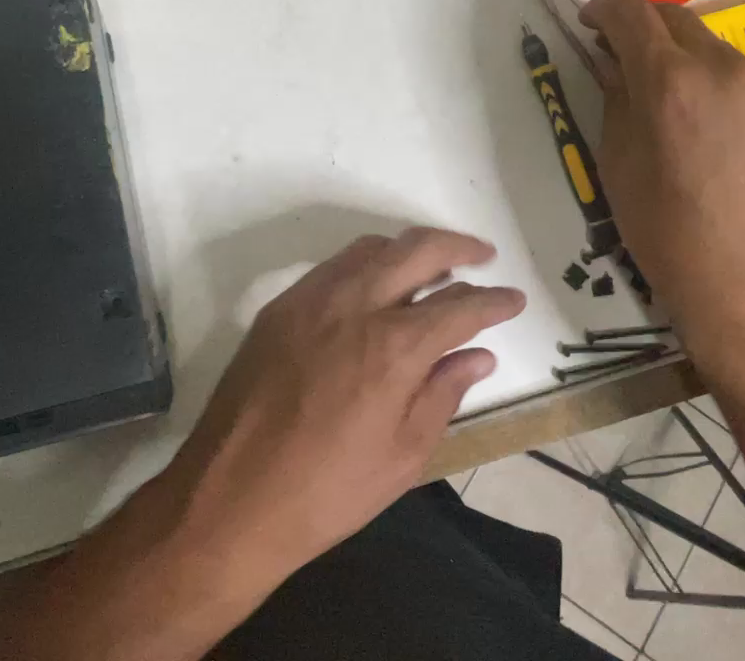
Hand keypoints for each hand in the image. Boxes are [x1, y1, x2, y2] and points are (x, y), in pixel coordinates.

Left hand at [160, 228, 522, 583]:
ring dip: (409, 249)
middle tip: (483, 255)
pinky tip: (375, 287)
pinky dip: (365, 264)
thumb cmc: (327, 491)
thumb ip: (444, 393)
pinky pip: (332, 267)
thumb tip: (478, 355)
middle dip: (459, 247)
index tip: (513, 299)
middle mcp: (353, 306)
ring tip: (432, 268)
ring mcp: (310, 300)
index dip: (494, 301)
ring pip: (370, 249)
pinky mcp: (279, 308)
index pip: (460, 307)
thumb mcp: (403, 456)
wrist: (230, 498)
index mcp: (393, 348)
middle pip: (416, 250)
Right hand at [580, 0, 744, 368]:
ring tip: (669, 102)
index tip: (589, 23)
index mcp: (670, 81)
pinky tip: (708, 128)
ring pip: (711, 48)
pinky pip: (741, 78)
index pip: (632, 13)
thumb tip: (612, 64)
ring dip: (681, 59)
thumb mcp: (617, 161)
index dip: (603, 10)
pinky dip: (714, 85)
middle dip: (643, 29)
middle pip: (676, 19)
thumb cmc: (664, 229)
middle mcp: (723, 68)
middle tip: (622, 59)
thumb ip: (615, 98)